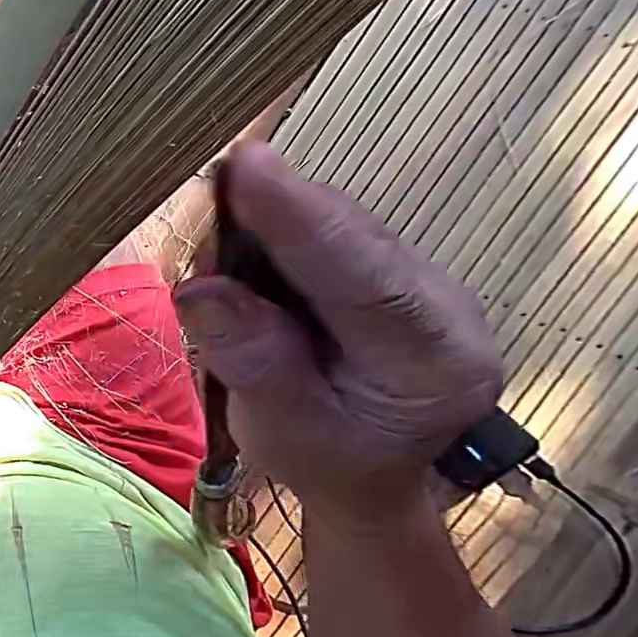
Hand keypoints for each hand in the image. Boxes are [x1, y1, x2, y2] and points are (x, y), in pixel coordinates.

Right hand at [172, 141, 502, 521]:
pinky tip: (238, 254)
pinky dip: (271, 234)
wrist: (375, 471)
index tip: (247, 165)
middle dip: (268, 211)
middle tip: (196, 211)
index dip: (297, 218)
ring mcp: (419, 278)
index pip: (358, 273)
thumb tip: (198, 287)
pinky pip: (325, 233)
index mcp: (426, 356)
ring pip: (334, 226)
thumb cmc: (327, 459)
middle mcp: (441, 301)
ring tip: (210, 250)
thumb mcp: (278, 427)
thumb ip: (247, 359)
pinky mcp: (388, 268)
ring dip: (262, 223)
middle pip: (346, 235)